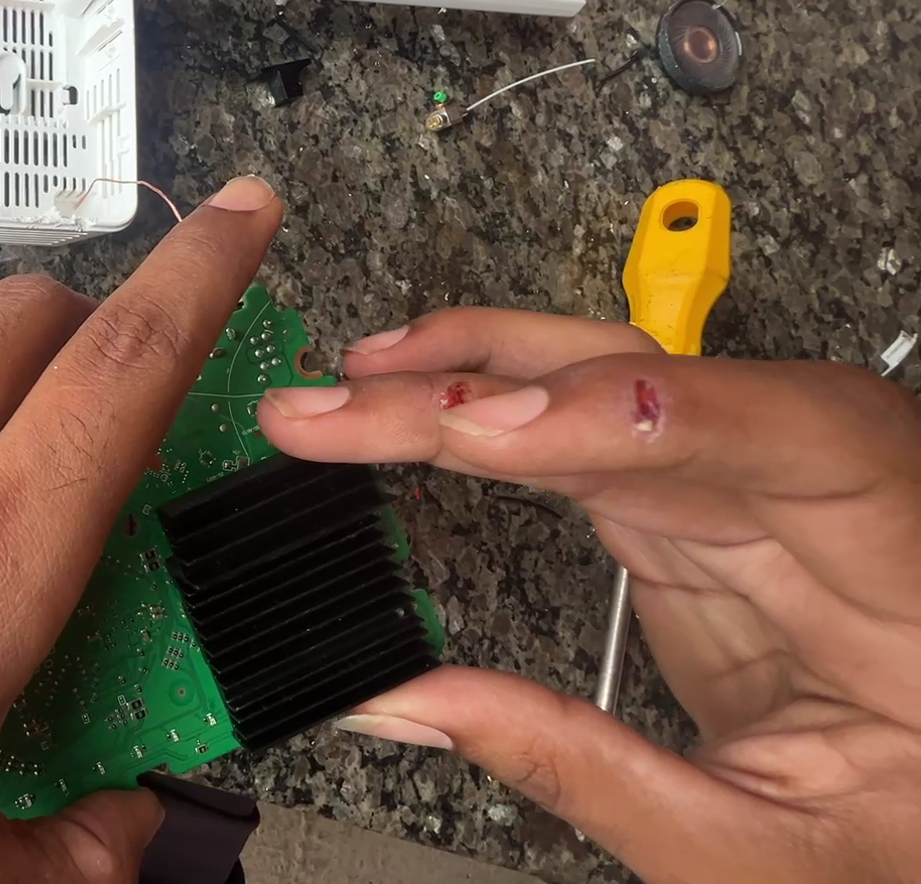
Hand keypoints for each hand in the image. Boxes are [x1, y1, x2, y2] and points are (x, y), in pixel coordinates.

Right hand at [260, 309, 920, 883]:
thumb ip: (581, 771)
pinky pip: (570, 408)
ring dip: (460, 362)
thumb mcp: (768, 854)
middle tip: (333, 413)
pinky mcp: (677, 492)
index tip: (472, 428)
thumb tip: (396, 701)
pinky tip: (410, 382)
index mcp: (916, 580)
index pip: (778, 437)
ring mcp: (744, 482)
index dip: (616, 414)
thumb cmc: (909, 850)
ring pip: (596, 368)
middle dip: (466, 388)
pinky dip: (478, 384)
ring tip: (354, 378)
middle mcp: (834, 494)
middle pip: (641, 384)